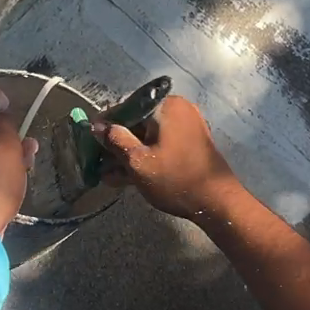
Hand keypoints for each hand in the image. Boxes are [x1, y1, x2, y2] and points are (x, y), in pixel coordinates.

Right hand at [95, 96, 245, 220]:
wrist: (217, 203)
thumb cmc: (176, 179)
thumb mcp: (138, 161)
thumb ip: (115, 140)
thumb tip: (96, 126)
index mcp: (166, 106)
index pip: (126, 107)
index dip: (106, 125)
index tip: (91, 141)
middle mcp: (177, 110)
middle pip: (137, 122)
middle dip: (117, 144)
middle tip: (99, 162)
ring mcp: (186, 126)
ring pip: (147, 136)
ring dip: (128, 154)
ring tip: (109, 175)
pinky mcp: (190, 143)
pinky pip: (160, 144)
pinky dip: (145, 156)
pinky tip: (127, 176)